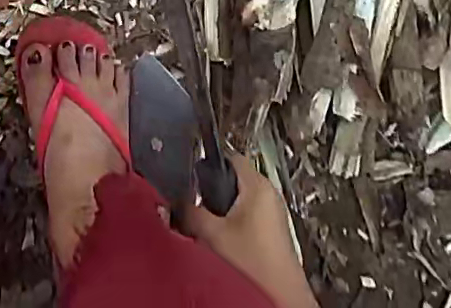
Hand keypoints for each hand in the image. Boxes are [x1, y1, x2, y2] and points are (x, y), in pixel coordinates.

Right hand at [181, 154, 317, 307]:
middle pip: (236, 178)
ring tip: (210, 225)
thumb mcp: (213, 236)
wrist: (279, 297)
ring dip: (225, 208)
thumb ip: (190, 214)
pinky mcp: (275, 230)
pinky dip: (237, 221)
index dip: (212, 162)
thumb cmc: (251, 262)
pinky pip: (252, 214)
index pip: (232, 157)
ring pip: (243, 198)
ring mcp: (275, 211)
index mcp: (258, 185)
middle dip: (216, 190)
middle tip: (199, 203)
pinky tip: (226, 241)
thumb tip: (171, 204)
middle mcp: (269, 192)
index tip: (196, 174)